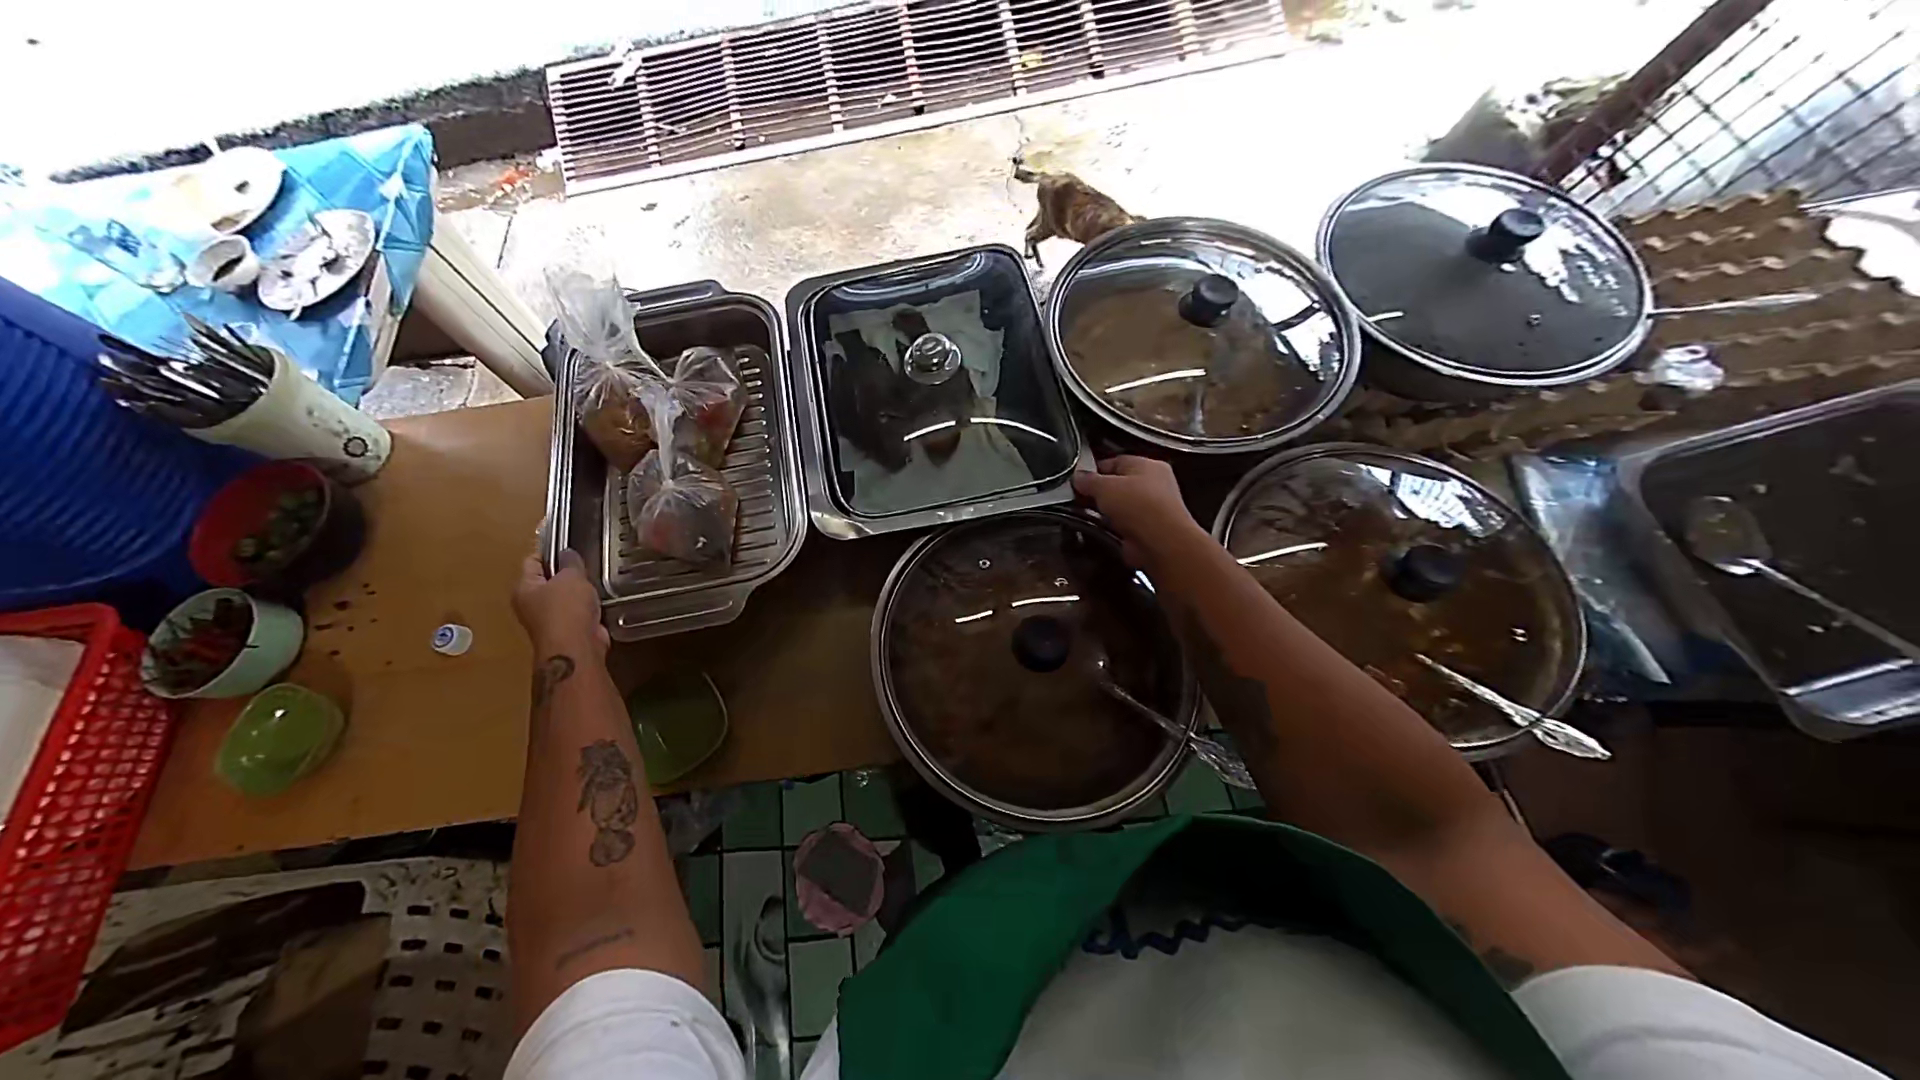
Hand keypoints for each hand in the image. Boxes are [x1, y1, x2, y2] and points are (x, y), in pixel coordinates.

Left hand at [514, 550, 609, 655]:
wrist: (577, 647)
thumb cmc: (567, 608)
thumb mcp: (571, 577)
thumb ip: (570, 562)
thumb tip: (567, 553)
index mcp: (523, 588)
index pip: (532, 561)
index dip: (550, 551)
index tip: (570, 544)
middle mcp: (530, 604)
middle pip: (548, 580)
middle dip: (567, 572)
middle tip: (587, 563)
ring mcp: (548, 620)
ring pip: (564, 597)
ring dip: (579, 591)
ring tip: (596, 581)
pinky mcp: (567, 632)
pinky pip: (577, 612)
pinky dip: (587, 607)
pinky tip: (600, 601)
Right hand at [1073, 456, 1207, 566]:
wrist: (1160, 542)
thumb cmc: (1140, 506)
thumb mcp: (1105, 486)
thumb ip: (1089, 480)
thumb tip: (1078, 477)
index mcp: (1148, 465)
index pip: (1117, 462)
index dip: (1095, 469)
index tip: (1078, 479)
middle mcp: (1154, 485)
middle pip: (1118, 485)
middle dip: (1099, 492)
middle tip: (1080, 497)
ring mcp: (1152, 509)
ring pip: (1120, 507)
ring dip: (1104, 512)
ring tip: (1088, 514)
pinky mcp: (1147, 531)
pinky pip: (1122, 526)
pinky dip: (1111, 528)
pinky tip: (1102, 529)